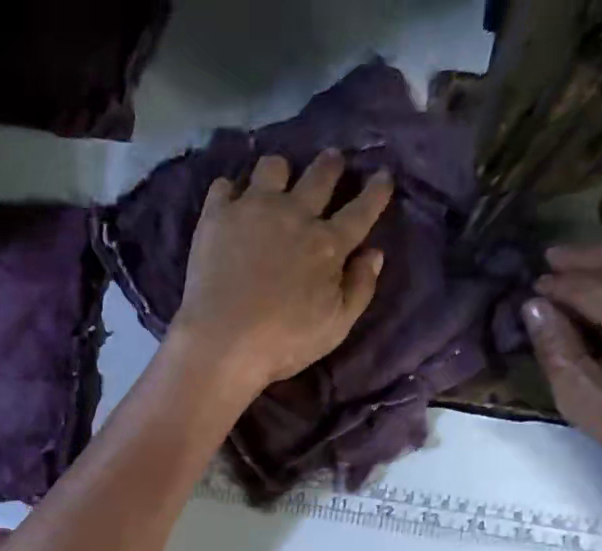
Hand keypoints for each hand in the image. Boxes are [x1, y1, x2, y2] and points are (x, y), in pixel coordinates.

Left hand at [168, 149, 392, 393]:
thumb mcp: (336, 326)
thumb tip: (374, 254)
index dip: (376, 192)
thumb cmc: (285, 341)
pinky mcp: (217, 215)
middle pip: (320, 176)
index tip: (383, 175)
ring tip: (277, 177)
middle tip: (333, 159)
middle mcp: (295, 214)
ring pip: (273, 167)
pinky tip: (232, 200)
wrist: (223, 340)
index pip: (361, 210)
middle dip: (331, 164)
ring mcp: (253, 209)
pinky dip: (233, 189)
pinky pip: (225, 185)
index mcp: (329, 244)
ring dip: (280, 170)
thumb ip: (359, 288)